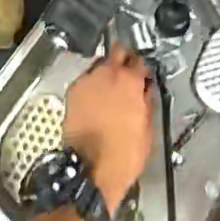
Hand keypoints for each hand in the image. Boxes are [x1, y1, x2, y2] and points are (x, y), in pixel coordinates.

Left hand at [61, 44, 153, 211]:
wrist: (91, 169)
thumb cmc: (124, 154)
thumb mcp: (147, 130)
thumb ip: (147, 102)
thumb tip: (146, 90)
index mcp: (130, 81)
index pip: (141, 60)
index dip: (144, 67)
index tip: (145, 75)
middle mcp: (107, 73)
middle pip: (118, 51)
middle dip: (125, 58)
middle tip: (128, 72)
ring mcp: (88, 79)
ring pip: (100, 63)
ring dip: (107, 71)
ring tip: (110, 87)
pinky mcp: (73, 90)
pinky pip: (86, 79)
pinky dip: (93, 84)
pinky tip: (96, 98)